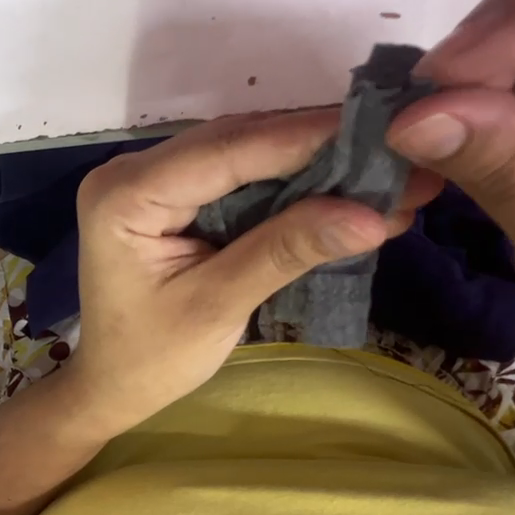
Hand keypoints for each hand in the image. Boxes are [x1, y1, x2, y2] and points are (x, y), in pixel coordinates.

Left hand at [69, 109, 441, 428]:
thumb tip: (374, 214)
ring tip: (386, 168)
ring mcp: (149, 182)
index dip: (306, 138)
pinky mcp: (169, 198)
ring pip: (242, 154)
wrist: (112, 387)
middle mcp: (131, 173)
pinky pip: (235, 177)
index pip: (225, 150)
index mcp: (124, 196)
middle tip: (401, 147)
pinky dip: (286, 185)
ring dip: (310, 164)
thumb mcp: (216, 307)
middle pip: (236, 142)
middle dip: (317, 148)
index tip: (388, 128)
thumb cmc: (150, 359)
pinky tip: (340, 188)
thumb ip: (285, 252)